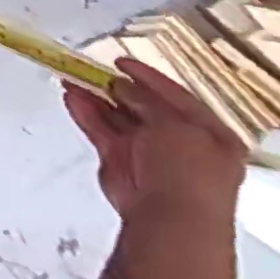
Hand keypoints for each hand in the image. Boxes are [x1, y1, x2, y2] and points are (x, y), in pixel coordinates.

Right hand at [63, 60, 246, 220]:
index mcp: (209, 133)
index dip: (149, 78)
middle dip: (115, 87)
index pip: (177, 97)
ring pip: (117, 117)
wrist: (168, 217)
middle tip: (89, 69)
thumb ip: (146, 101)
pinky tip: (71, 97)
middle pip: (142, 106)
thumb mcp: (175, 126)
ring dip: (94, 97)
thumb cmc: (187, 171)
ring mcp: (147, 151)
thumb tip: (121, 85)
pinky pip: (101, 132)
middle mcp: (178, 140)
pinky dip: (86, 114)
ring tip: (70, 78)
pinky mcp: (119, 160)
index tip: (121, 61)